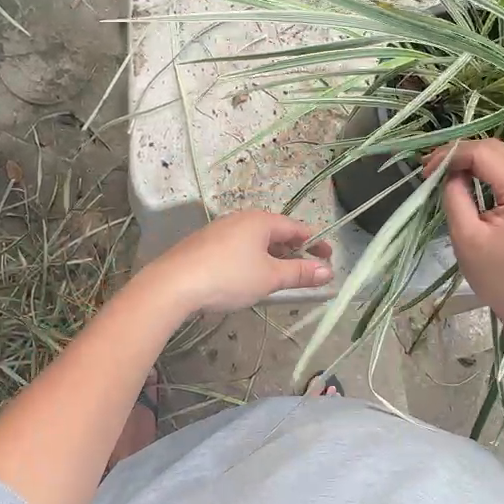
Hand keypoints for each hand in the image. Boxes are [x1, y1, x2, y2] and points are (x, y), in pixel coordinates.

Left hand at [134, 211, 333, 315]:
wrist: (173, 284)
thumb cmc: (229, 277)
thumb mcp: (270, 277)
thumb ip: (299, 273)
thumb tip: (327, 271)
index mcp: (261, 221)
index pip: (297, 228)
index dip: (315, 242)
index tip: (329, 257)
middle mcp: (241, 219)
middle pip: (276, 232)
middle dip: (294, 250)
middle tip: (307, 269)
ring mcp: (220, 230)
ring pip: (255, 240)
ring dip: (273, 256)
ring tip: (281, 276)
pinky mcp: (204, 244)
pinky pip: (238, 247)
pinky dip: (253, 259)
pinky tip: (249, 277)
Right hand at [423, 140, 503, 323]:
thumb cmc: (499, 276)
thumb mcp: (466, 237)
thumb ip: (454, 197)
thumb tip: (447, 173)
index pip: (480, 151)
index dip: (449, 155)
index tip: (424, 173)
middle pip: (491, 146)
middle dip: (457, 151)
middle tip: (429, 169)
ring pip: (497, 154)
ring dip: (467, 158)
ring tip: (440, 172)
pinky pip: (501, 169)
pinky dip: (479, 168)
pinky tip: (460, 178)